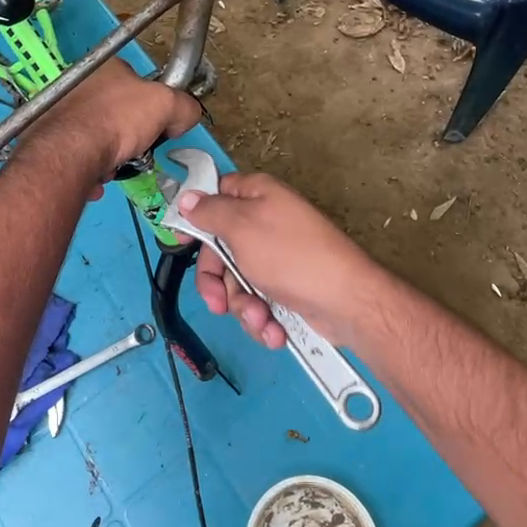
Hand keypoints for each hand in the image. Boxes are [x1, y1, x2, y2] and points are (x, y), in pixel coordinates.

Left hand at [22, 58, 200, 180]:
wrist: (70, 152)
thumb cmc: (119, 120)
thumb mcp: (167, 105)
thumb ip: (184, 107)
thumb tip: (185, 117)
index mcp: (109, 68)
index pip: (139, 83)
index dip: (153, 106)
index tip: (157, 126)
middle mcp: (81, 85)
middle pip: (119, 113)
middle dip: (131, 136)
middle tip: (137, 150)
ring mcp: (62, 112)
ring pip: (99, 137)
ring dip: (111, 155)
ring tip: (114, 166)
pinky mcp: (50, 139)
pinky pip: (80, 156)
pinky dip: (91, 168)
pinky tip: (96, 175)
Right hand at [176, 173, 375, 348]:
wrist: (347, 302)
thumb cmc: (291, 256)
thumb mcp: (242, 227)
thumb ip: (210, 211)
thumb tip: (187, 197)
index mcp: (256, 196)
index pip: (214, 196)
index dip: (195, 218)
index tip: (180, 242)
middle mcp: (266, 221)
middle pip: (220, 248)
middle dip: (219, 282)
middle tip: (218, 303)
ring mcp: (277, 257)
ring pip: (238, 281)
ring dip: (244, 307)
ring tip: (261, 320)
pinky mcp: (287, 287)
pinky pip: (259, 301)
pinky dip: (263, 319)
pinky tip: (274, 330)